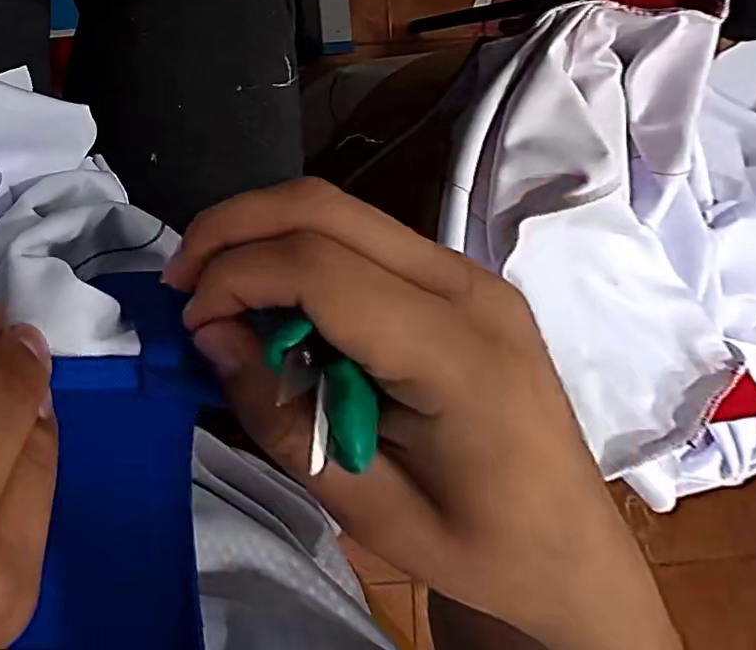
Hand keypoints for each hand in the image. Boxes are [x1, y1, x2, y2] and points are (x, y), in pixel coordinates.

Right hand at [164, 180, 679, 649]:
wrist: (574, 552)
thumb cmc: (480, 548)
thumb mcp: (367, 510)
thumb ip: (279, 418)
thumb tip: (212, 334)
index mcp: (460, 355)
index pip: (319, 270)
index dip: (236, 279)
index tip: (194, 324)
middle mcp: (464, 287)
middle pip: (319, 207)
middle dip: (229, 227)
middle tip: (181, 276)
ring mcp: (460, 269)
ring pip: (329, 203)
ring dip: (253, 227)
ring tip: (210, 277)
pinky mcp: (445, 271)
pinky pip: (347, 228)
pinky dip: (284, 241)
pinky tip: (262, 285)